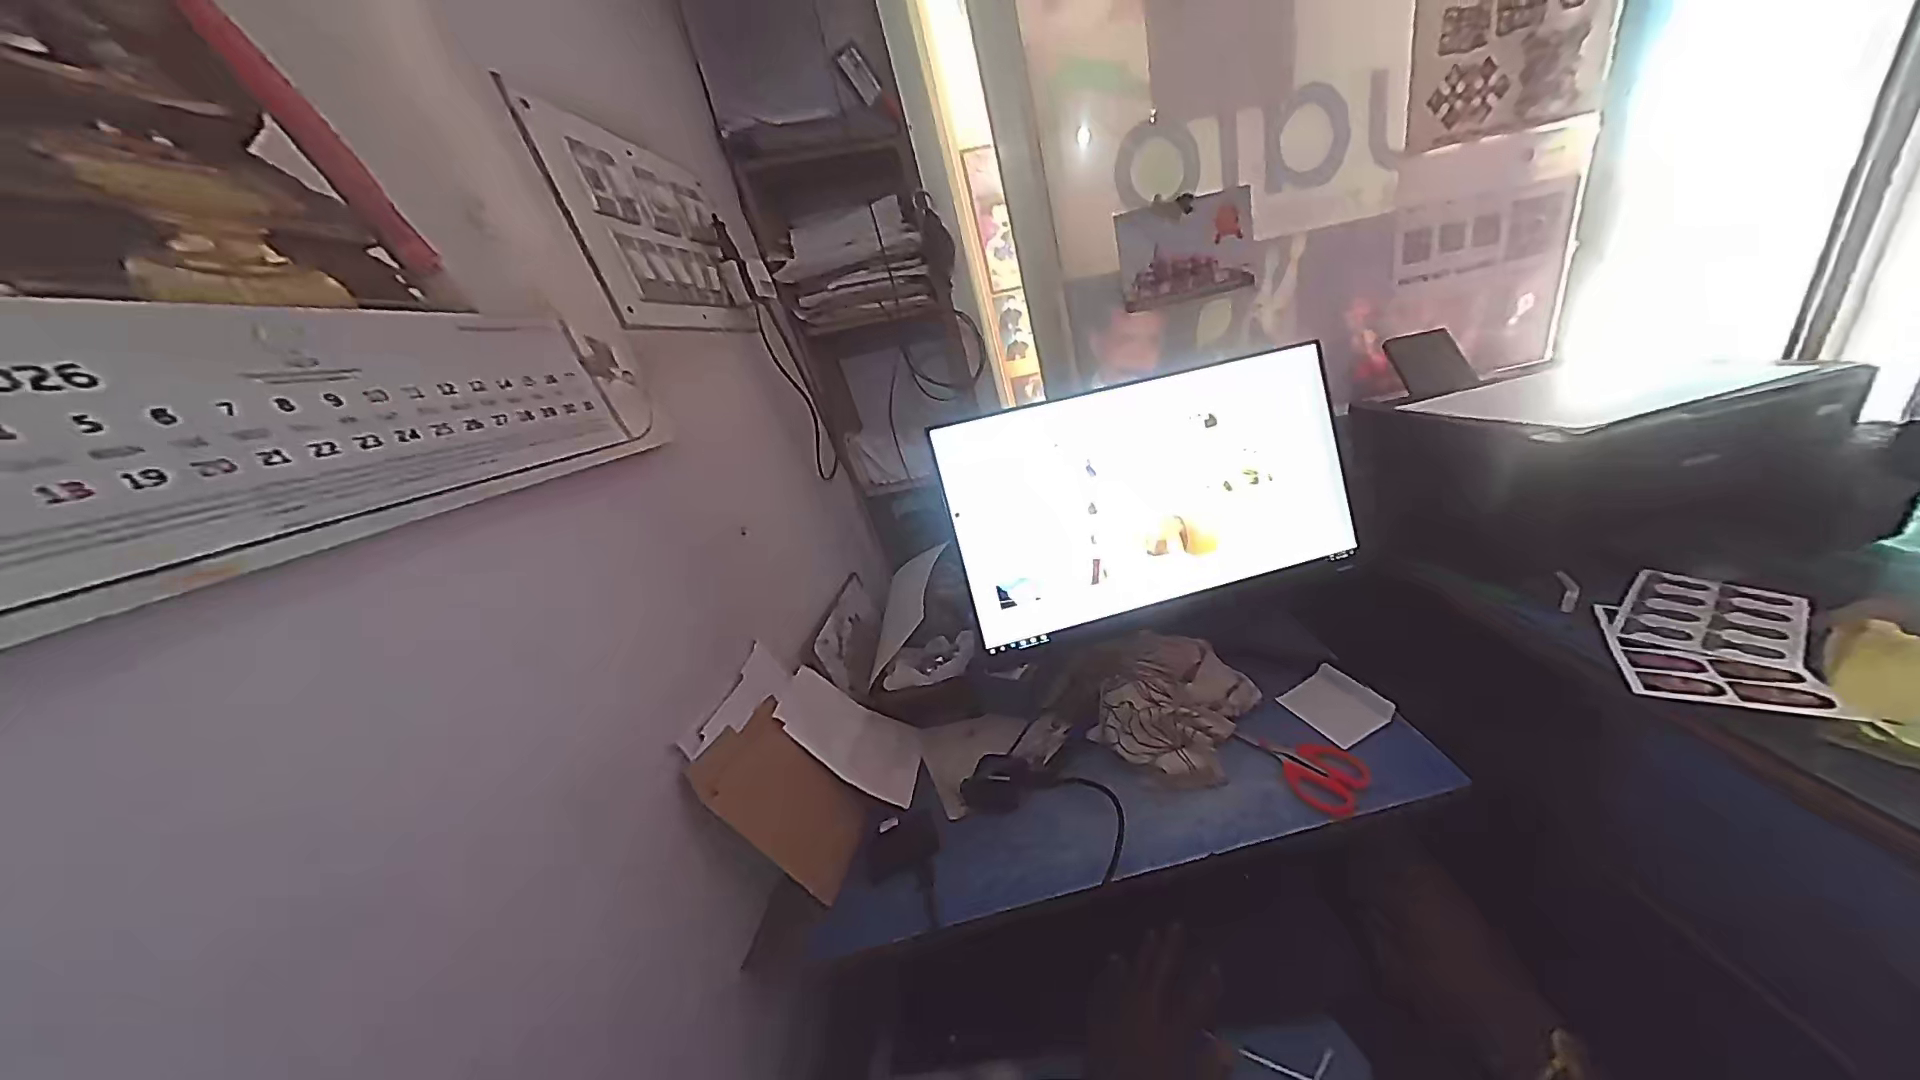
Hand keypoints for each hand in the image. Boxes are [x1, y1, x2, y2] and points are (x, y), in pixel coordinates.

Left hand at [1085, 924, 1233, 1079]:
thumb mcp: (1184, 1079)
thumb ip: (1207, 1067)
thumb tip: (1229, 1047)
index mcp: (1167, 1033)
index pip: (1193, 1003)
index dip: (1206, 985)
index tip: (1214, 964)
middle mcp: (1142, 1015)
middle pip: (1159, 975)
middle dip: (1170, 949)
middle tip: (1176, 924)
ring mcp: (1117, 1015)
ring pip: (1133, 975)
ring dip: (1142, 954)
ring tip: (1150, 932)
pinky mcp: (1098, 1021)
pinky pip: (1105, 989)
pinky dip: (1111, 973)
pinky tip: (1113, 959)